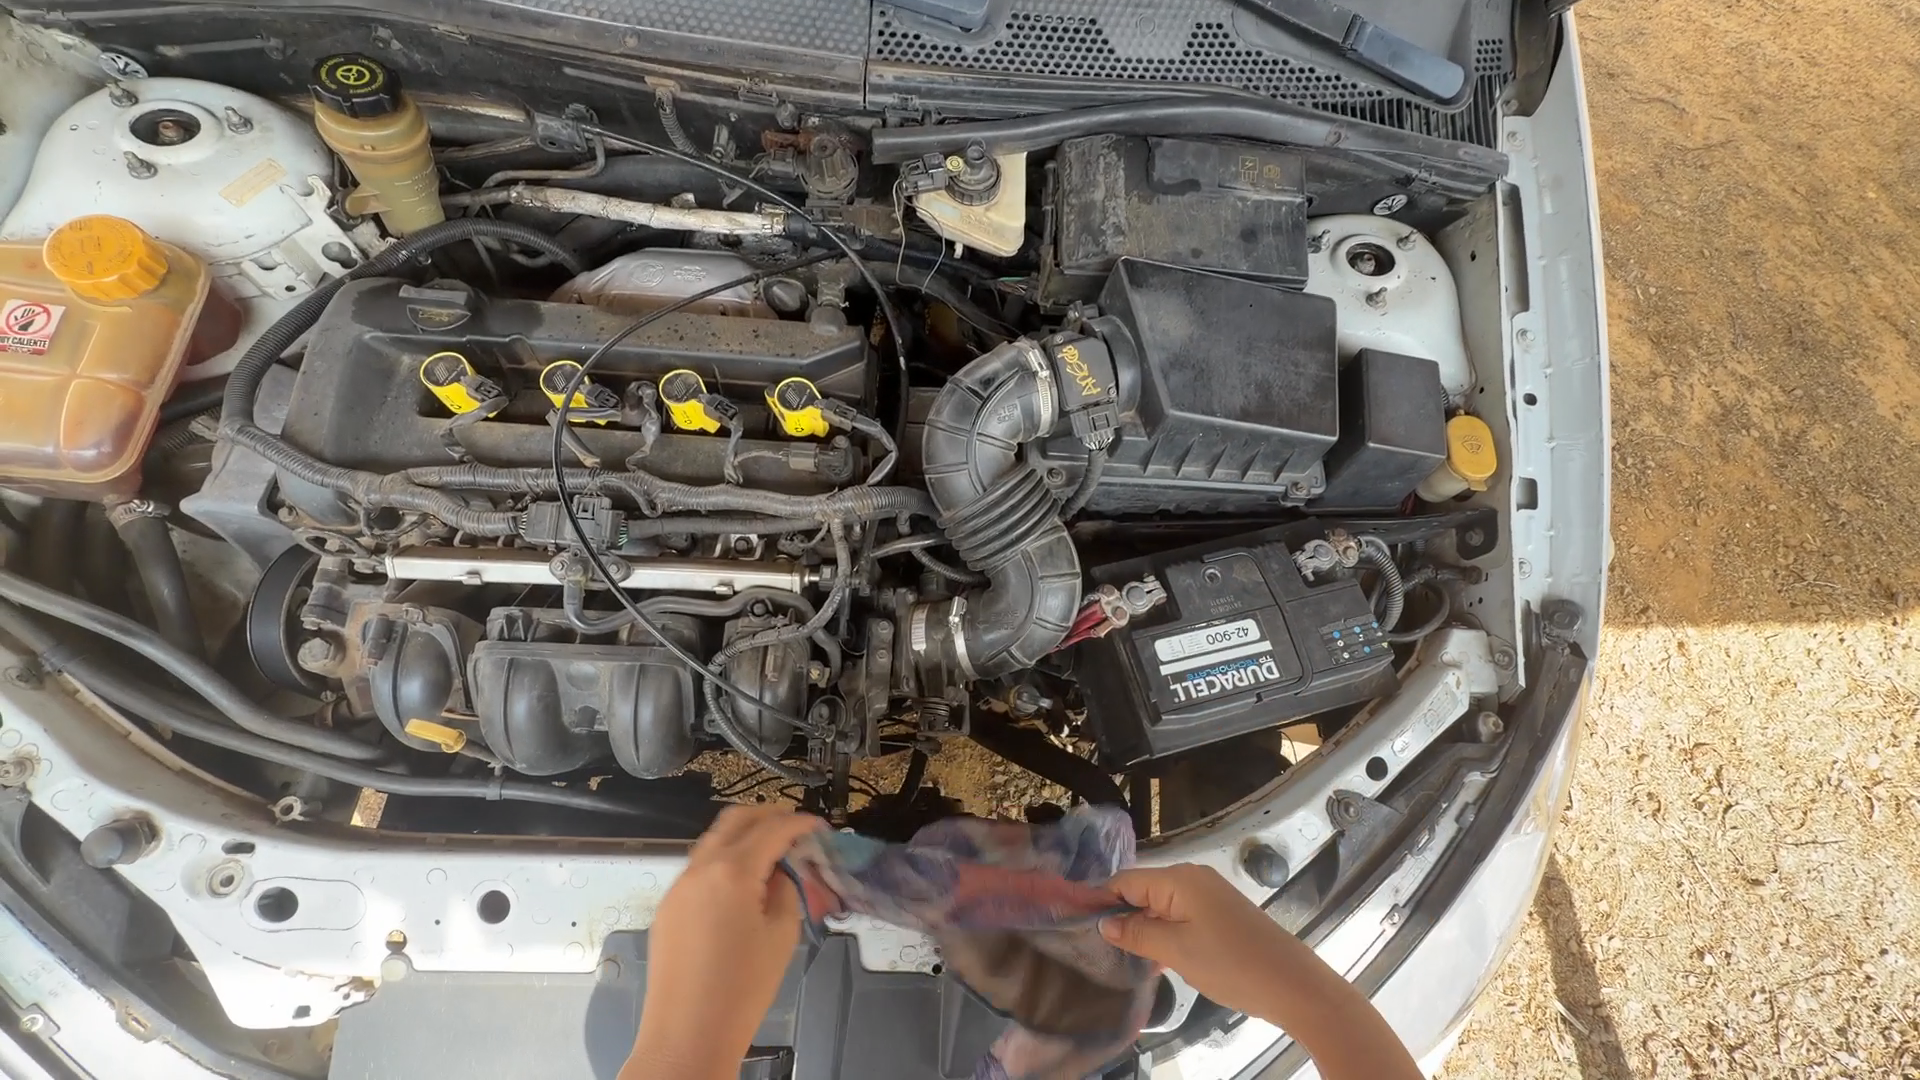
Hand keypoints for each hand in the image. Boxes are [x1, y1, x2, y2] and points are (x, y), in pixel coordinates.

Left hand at [624, 804, 823, 1079]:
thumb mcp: (782, 933)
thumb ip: (785, 888)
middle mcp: (701, 868)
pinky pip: (700, 866)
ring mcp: (679, 886)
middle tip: (795, 829)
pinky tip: (742, 883)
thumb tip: (781, 869)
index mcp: (732, 871)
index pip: (773, 828)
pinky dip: (725, 858)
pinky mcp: (668, 907)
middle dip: (769, 816)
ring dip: (745, 834)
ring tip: (771, 852)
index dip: (801, 823)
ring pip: (715, 838)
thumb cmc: (742, 988)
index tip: (820, 827)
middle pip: (737, 818)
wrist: (686, 1037)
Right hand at [1100, 864, 1420, 1079]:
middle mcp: (1193, 878)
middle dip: (1122, 914)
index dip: (1101, 898)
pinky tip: (1157, 956)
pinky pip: (1182, 915)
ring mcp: (1210, 895)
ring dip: (1145, 926)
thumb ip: (1138, 934)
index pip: (1127, 880)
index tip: (1076, 918)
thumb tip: (1105, 922)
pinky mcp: (1222, 913)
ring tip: (1121, 953)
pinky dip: (1166, 931)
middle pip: (1144, 889)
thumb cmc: (1232, 964)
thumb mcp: (1177, 951)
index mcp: (1179, 879)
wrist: (1295, 986)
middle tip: (1097, 943)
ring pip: (1163, 904)